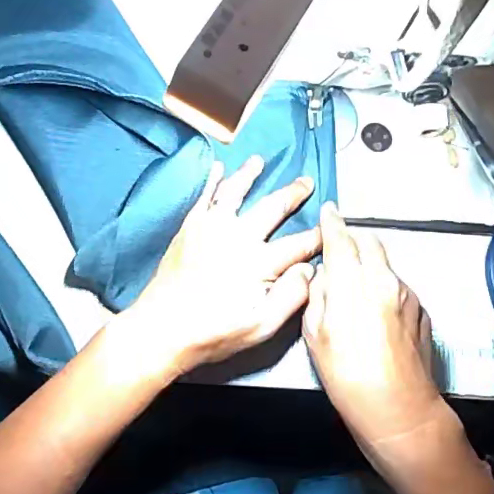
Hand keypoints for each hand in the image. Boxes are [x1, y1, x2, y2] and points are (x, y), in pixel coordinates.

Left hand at [118, 157, 320, 374]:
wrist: (162, 327)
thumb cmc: (211, 331)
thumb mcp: (261, 326)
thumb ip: (290, 297)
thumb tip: (309, 271)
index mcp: (259, 262)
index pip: (298, 244)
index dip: (318, 236)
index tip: (330, 227)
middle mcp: (237, 238)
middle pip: (272, 208)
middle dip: (292, 194)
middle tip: (305, 183)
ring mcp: (211, 229)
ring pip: (235, 192)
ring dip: (249, 175)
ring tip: (258, 162)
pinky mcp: (189, 229)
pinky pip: (204, 197)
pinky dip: (212, 181)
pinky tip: (217, 169)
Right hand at [302, 202, 453, 451]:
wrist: (401, 412)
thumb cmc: (348, 377)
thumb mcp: (315, 336)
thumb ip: (317, 295)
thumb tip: (324, 274)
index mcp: (354, 283)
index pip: (341, 239)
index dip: (332, 222)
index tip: (327, 210)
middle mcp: (384, 280)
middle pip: (369, 242)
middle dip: (352, 239)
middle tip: (337, 248)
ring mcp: (408, 294)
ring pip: (384, 263)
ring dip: (368, 262)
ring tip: (353, 283)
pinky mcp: (422, 310)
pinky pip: (397, 285)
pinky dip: (382, 285)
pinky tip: (373, 310)